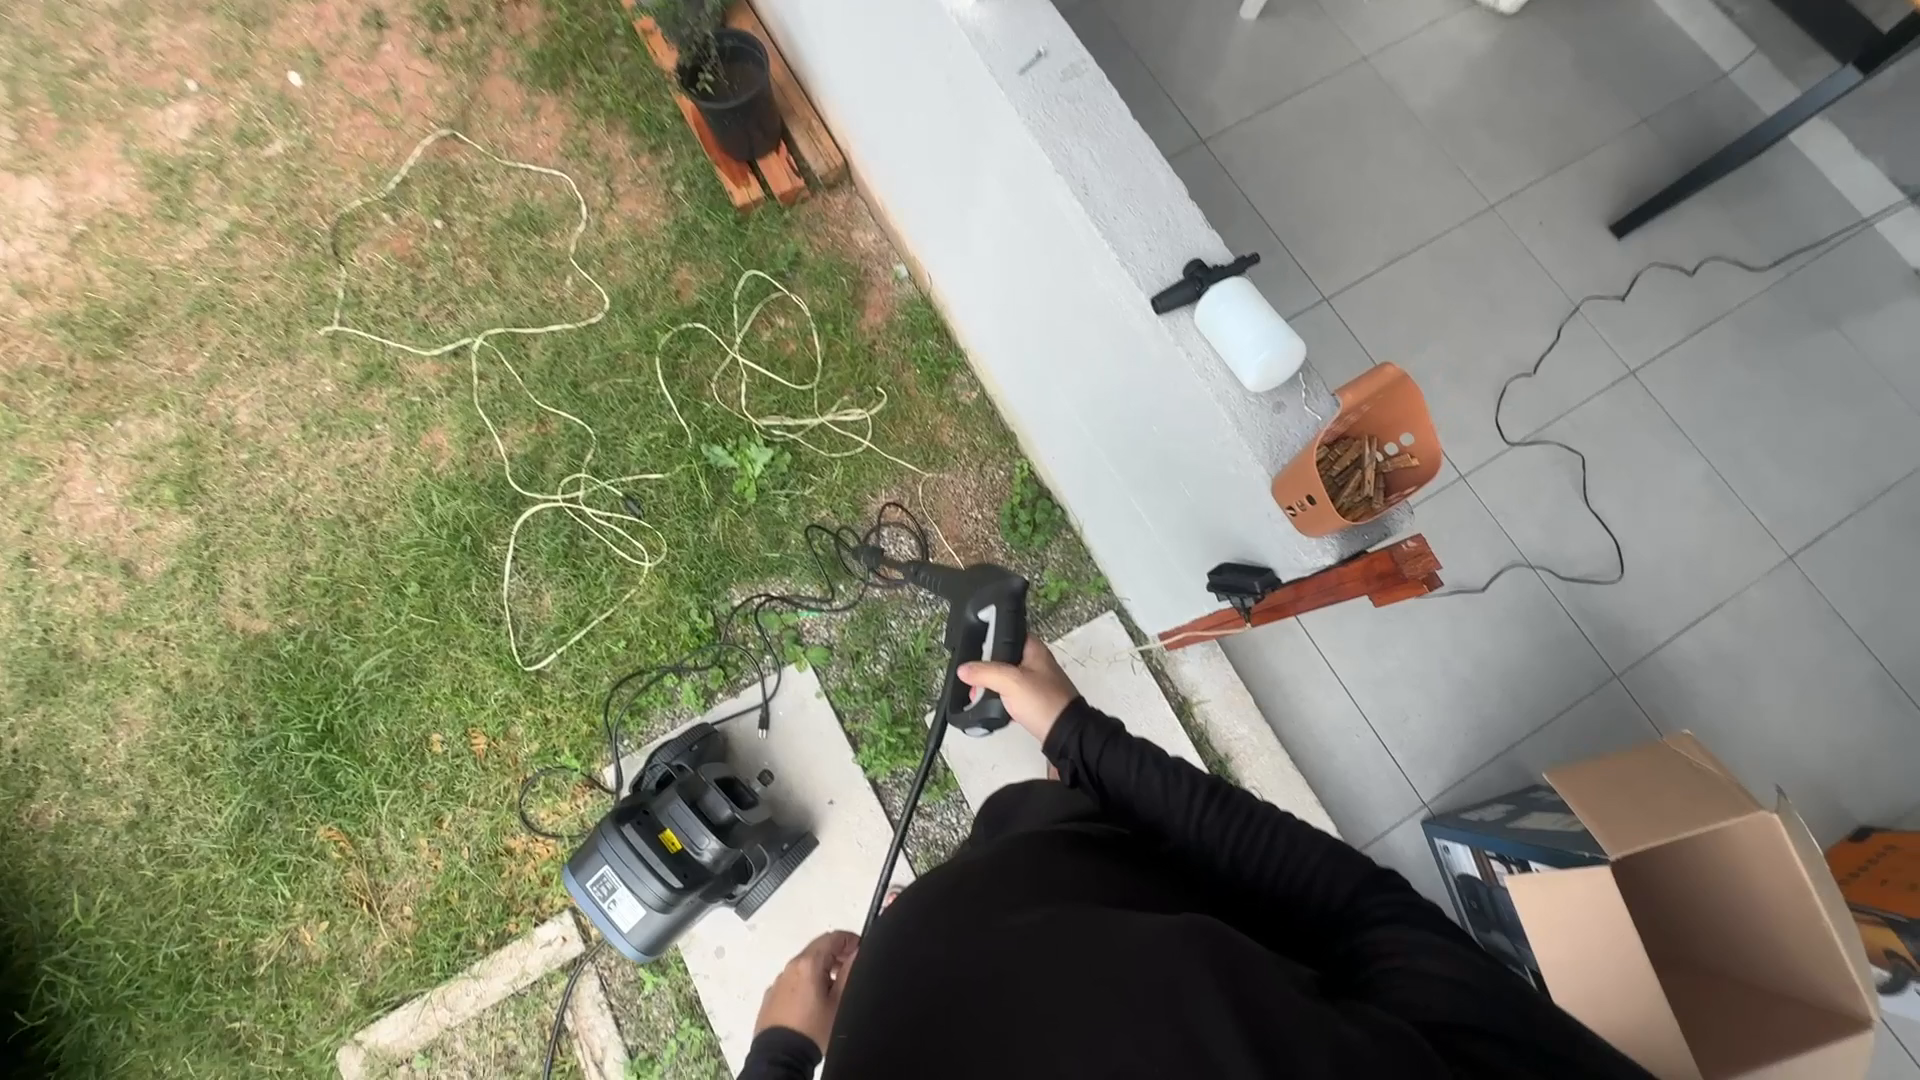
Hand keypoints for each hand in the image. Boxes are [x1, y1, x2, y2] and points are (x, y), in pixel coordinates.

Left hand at [753, 930, 859, 1049]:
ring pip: (804, 965)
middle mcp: (790, 967)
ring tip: (834, 987)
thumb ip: (848, 971)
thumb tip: (856, 952)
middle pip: (817, 949)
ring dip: (821, 968)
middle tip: (850, 967)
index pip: (832, 938)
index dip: (850, 940)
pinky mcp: (771, 997)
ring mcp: (778, 982)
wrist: (780, 1058)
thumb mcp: (839, 1001)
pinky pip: (792, 980)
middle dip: (836, 953)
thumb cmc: (813, 1029)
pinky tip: (813, 1001)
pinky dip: (806, 982)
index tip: (860, 949)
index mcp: (808, 963)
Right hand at [957, 636, 1078, 743]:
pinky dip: (1000, 700)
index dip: (988, 642)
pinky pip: (1009, 695)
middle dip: (985, 671)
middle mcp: (1034, 662)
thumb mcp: (1010, 681)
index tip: (973, 655)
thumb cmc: (1043, 701)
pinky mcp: (1033, 700)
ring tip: (980, 697)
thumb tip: (963, 670)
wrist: (1064, 734)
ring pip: (1004, 678)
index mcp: (1033, 649)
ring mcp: (1034, 682)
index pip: (1006, 634)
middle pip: (1001, 658)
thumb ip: (984, 672)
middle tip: (976, 683)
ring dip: (991, 688)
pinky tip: (992, 708)